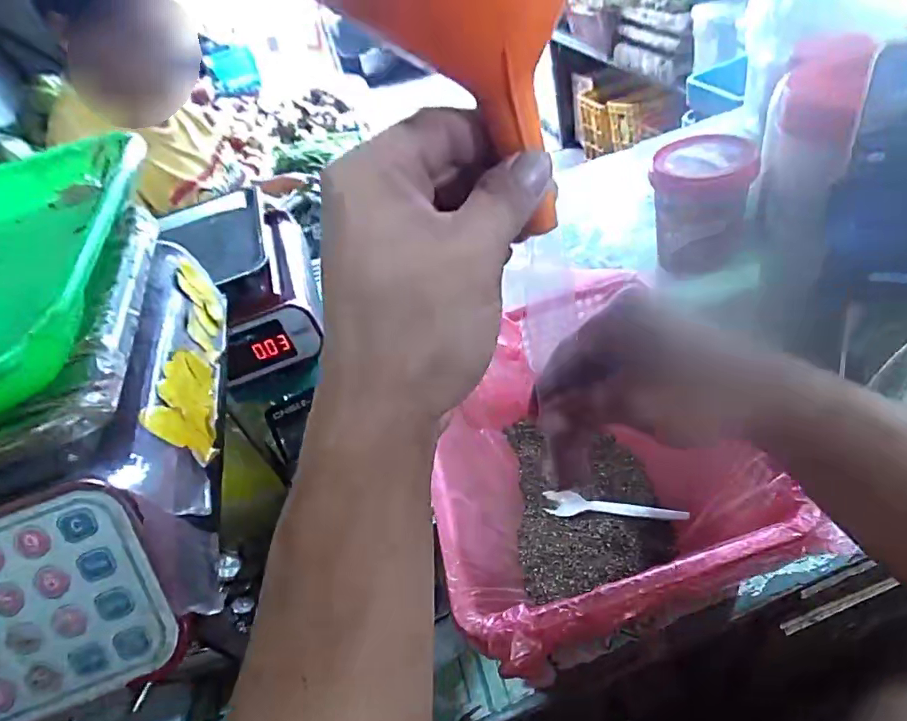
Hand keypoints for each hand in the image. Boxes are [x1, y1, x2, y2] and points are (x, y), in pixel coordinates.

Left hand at [318, 109, 553, 432]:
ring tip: (528, 231)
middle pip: (438, 164)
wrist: (385, 408)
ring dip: (484, 214)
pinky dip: (466, 243)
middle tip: (541, 202)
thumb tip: (538, 160)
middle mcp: (364, 196)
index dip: (495, 135)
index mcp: (372, 173)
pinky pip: (430, 240)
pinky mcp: (386, 274)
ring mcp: (372, 238)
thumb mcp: (474, 252)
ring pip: (438, 206)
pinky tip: (500, 257)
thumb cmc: (427, 324)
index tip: (541, 161)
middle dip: (493, 180)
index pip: (441, 126)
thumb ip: (507, 197)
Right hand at [533, 290, 804, 485]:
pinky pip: (625, 382)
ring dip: (589, 422)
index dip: (547, 397)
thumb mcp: (631, 404)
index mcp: (616, 315)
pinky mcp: (666, 355)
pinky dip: (612, 411)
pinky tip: (604, 435)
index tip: (536, 432)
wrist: (767, 397)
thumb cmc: (694, 397)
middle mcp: (628, 318)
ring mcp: (650, 336)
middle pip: (583, 373)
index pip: (564, 357)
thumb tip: (547, 415)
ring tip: (579, 466)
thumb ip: (583, 406)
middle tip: (560, 466)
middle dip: (569, 420)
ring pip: (604, 382)